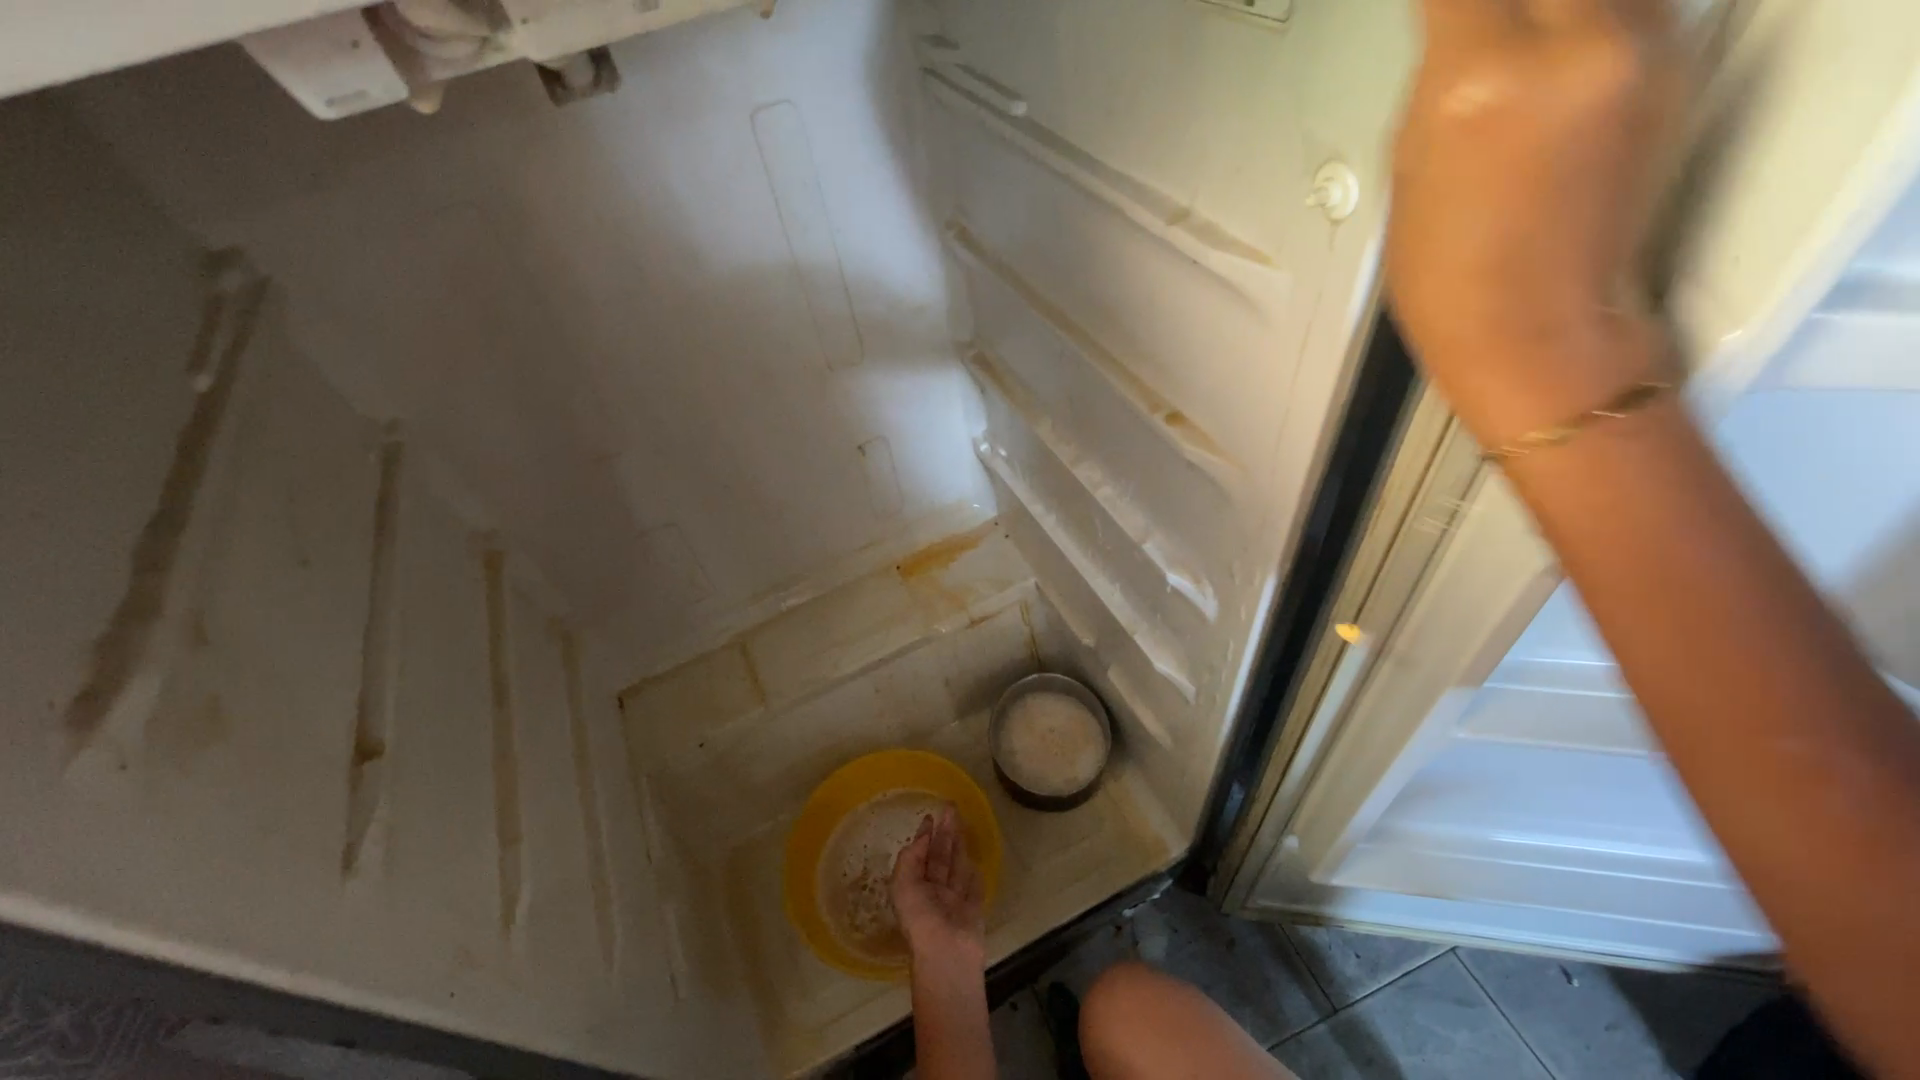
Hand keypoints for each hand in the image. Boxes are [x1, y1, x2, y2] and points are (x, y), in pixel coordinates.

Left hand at [890, 806, 984, 971]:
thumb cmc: (922, 919)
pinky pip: (973, 885)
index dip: (923, 836)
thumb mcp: (904, 885)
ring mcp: (954, 900)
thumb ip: (911, 858)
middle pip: (940, 856)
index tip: (929, 816)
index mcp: (913, 887)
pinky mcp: (973, 908)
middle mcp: (932, 892)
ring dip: (959, 844)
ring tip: (962, 821)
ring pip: (957, 865)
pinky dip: (973, 872)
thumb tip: (922, 838)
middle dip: (944, 833)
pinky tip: (973, 857)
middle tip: (950, 808)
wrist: (948, 955)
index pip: (919, 856)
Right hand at [1387, 0, 1687, 447]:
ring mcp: (1644, 52)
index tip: (1434, 9)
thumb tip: (1459, 21)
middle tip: (1475, 20)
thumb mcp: (1410, 160)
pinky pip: (1634, 0)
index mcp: (1480, 81)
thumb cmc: (1451, 272)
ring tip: (1518, 32)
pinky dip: (1591, 10)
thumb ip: (1442, 71)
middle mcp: (1574, 49)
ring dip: (1549, 1)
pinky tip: (1558, 43)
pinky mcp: (1679, 68)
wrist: (1538, 327)